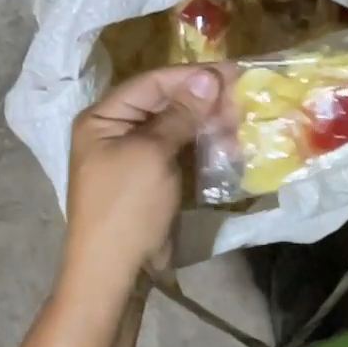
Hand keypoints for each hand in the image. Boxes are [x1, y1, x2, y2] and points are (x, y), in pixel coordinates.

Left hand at [61, 65, 221, 297]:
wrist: (114, 274)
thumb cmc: (126, 207)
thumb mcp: (153, 154)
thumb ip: (181, 113)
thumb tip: (209, 77)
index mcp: (103, 118)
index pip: (152, 82)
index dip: (192, 76)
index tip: (232, 72)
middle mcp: (116, 130)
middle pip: (166, 101)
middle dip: (204, 98)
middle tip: (243, 94)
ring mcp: (134, 153)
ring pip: (178, 124)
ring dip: (208, 119)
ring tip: (241, 116)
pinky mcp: (153, 174)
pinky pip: (181, 147)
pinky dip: (204, 141)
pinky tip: (230, 140)